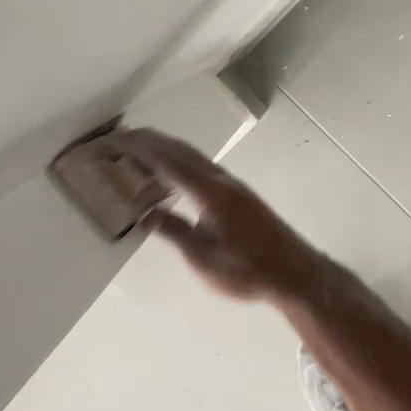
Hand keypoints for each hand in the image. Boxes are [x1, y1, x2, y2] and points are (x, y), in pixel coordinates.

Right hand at [104, 128, 330, 301]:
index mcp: (209, 193)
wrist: (294, 274)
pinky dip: (181, 161)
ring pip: (194, 157)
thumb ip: (175, 232)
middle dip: (150, 140)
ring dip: (166, 148)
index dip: (139, 150)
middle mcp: (221, 181)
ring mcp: (233, 187)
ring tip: (142, 146)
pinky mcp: (239, 196)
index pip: (167, 163)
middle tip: (122, 136)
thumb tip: (146, 214)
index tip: (116, 140)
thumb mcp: (203, 258)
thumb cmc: (247, 271)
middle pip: (181, 151)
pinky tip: (175, 172)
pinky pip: (202, 167)